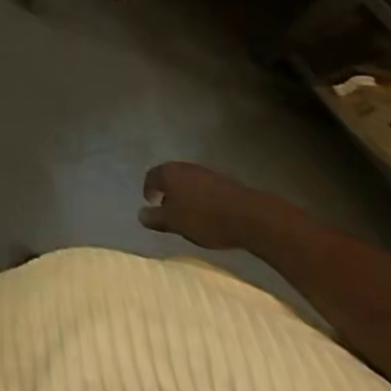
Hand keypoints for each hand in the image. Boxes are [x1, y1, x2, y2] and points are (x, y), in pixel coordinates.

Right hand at [138, 162, 280, 251]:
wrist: (250, 217)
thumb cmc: (204, 218)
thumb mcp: (174, 222)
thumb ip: (155, 218)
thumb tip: (140, 214)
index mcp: (168, 172)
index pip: (151, 178)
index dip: (148, 191)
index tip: (151, 205)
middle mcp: (184, 167)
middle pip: (170, 177)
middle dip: (167, 192)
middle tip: (168, 210)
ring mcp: (206, 172)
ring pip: (188, 182)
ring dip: (185, 195)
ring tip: (189, 214)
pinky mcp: (224, 182)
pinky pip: (205, 188)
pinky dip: (201, 198)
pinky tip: (208, 213)